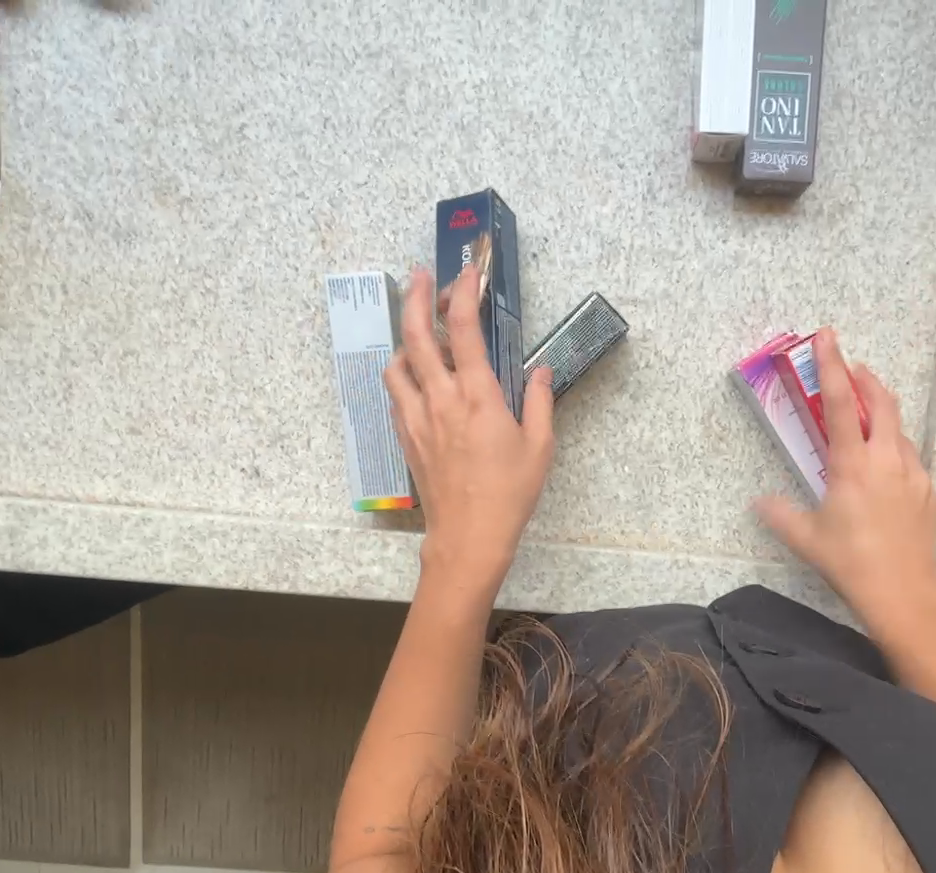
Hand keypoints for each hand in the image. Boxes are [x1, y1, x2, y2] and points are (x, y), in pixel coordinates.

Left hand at [385, 264, 555, 596]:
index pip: (462, 328)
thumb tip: (540, 371)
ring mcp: (416, 418)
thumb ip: (538, 401)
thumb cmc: (509, 493)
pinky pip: (395, 394)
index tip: (468, 273)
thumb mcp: (540, 447)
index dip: (462, 292)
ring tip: (417, 334)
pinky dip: (401, 375)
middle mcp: (441, 399)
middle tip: (420, 276)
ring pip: (396, 363)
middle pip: (415, 334)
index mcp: (478, 397)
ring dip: (404, 340)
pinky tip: (415, 378)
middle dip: (416, 297)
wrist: (469, 536)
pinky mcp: (405, 437)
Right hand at [754, 328, 935, 641]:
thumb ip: (779, 514)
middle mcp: (887, 460)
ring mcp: (913, 474)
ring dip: (881, 414)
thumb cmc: (849, 563)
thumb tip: (760, 502)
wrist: (903, 594)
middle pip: (881, 402)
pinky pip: (909, 459)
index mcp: (852, 465)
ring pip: (898, 429)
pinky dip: (894, 449)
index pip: (838, 403)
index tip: (827, 336)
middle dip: (866, 379)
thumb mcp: (805, 538)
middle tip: (852, 369)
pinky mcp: (928, 492)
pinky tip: (883, 469)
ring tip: (864, 418)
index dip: (831, 366)